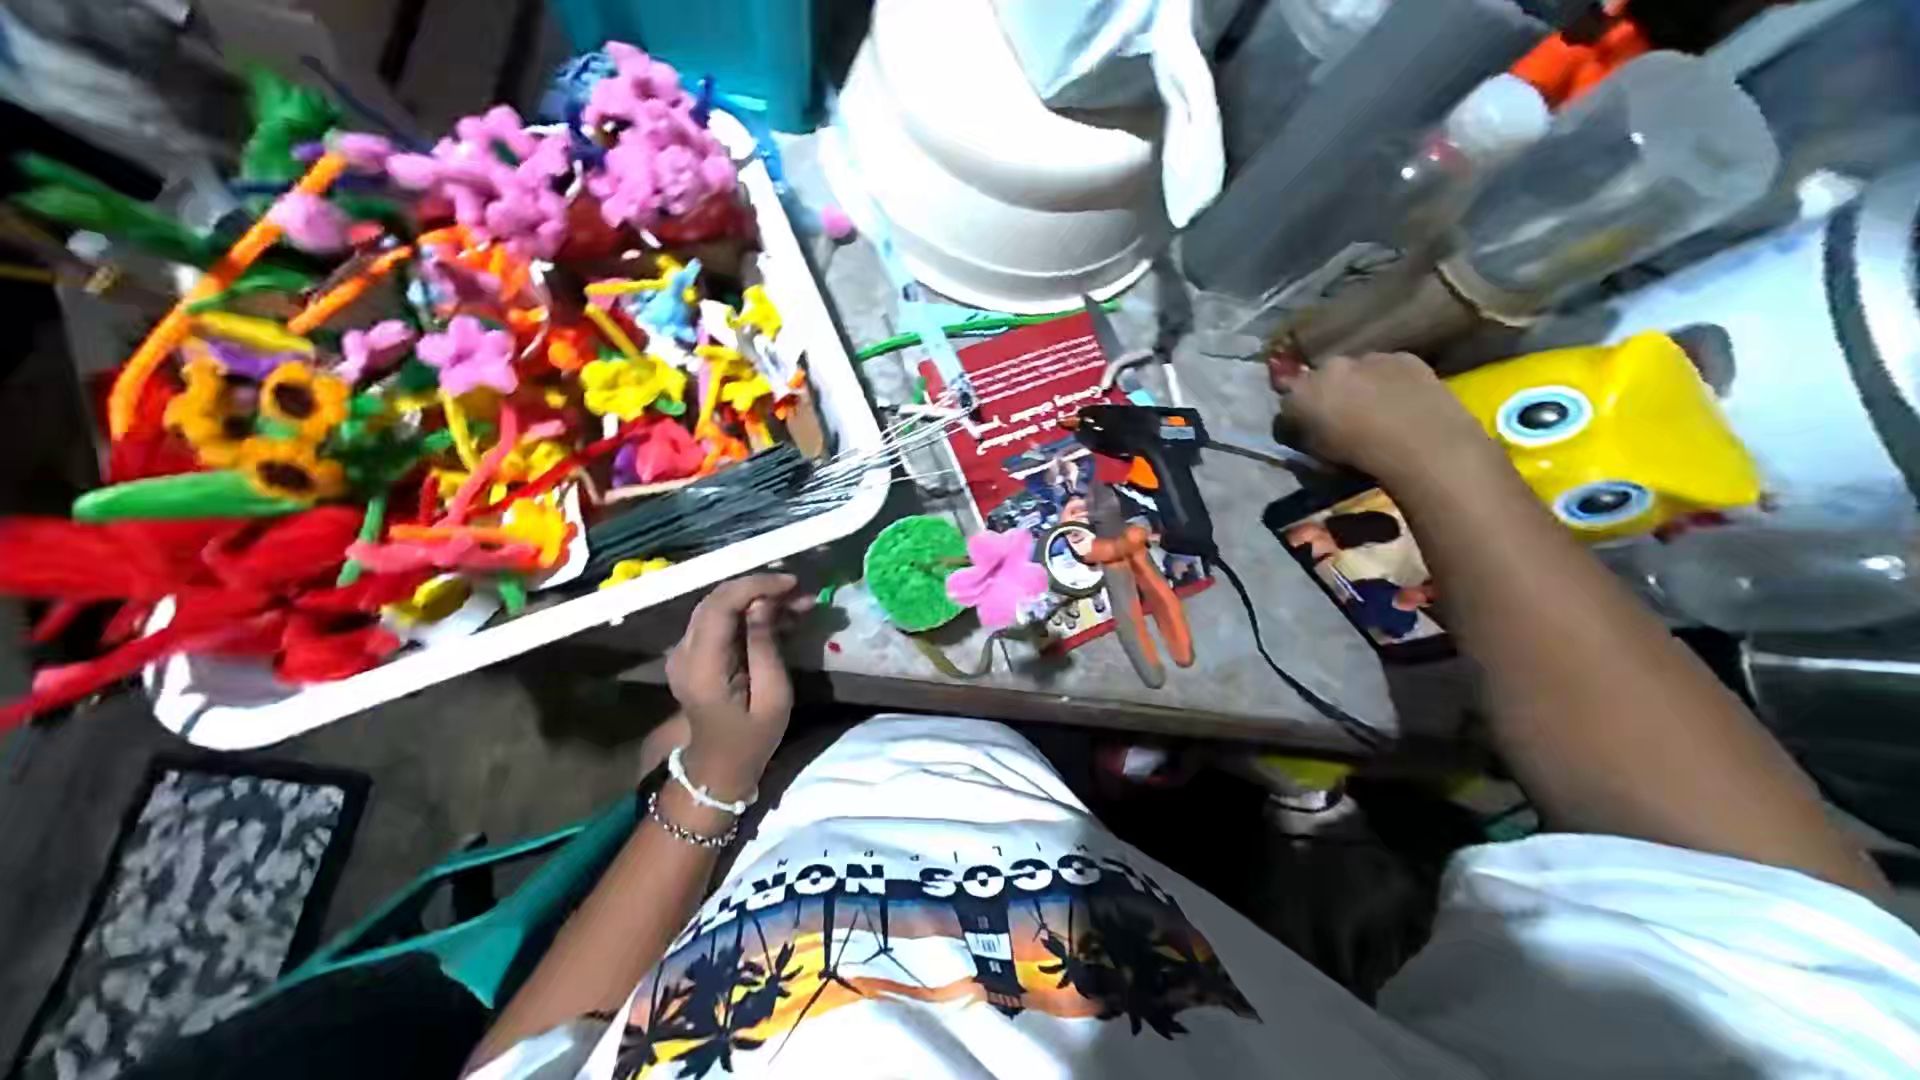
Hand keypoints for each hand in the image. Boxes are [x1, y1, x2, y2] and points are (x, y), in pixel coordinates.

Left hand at [664, 573, 807, 799]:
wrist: (719, 768)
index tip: (790, 583)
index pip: (720, 606)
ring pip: (720, 607)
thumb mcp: (773, 697)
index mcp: (702, 667)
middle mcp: (684, 653)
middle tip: (800, 593)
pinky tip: (782, 617)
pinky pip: (720, 621)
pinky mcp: (694, 653)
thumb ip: (765, 646)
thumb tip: (764, 604)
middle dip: (760, 588)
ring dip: (758, 600)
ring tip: (800, 604)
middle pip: (717, 600)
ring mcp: (685, 652)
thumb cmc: (752, 738)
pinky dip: (750, 614)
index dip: (755, 585)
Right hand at [1274, 352, 1496, 483]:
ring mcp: (1368, 358)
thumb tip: (1303, 435)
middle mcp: (1329, 367)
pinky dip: (1388, 380)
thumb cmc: (1359, 458)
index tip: (1305, 432)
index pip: (1286, 402)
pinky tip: (1401, 401)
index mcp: (1300, 394)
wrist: (1422, 443)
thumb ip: (1304, 441)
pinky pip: (1387, 368)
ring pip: (1355, 370)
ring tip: (1375, 410)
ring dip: (1358, 385)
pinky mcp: (1403, 357)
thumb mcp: (1317, 459)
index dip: (1295, 418)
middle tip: (1340, 418)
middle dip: (1326, 394)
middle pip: (1320, 378)